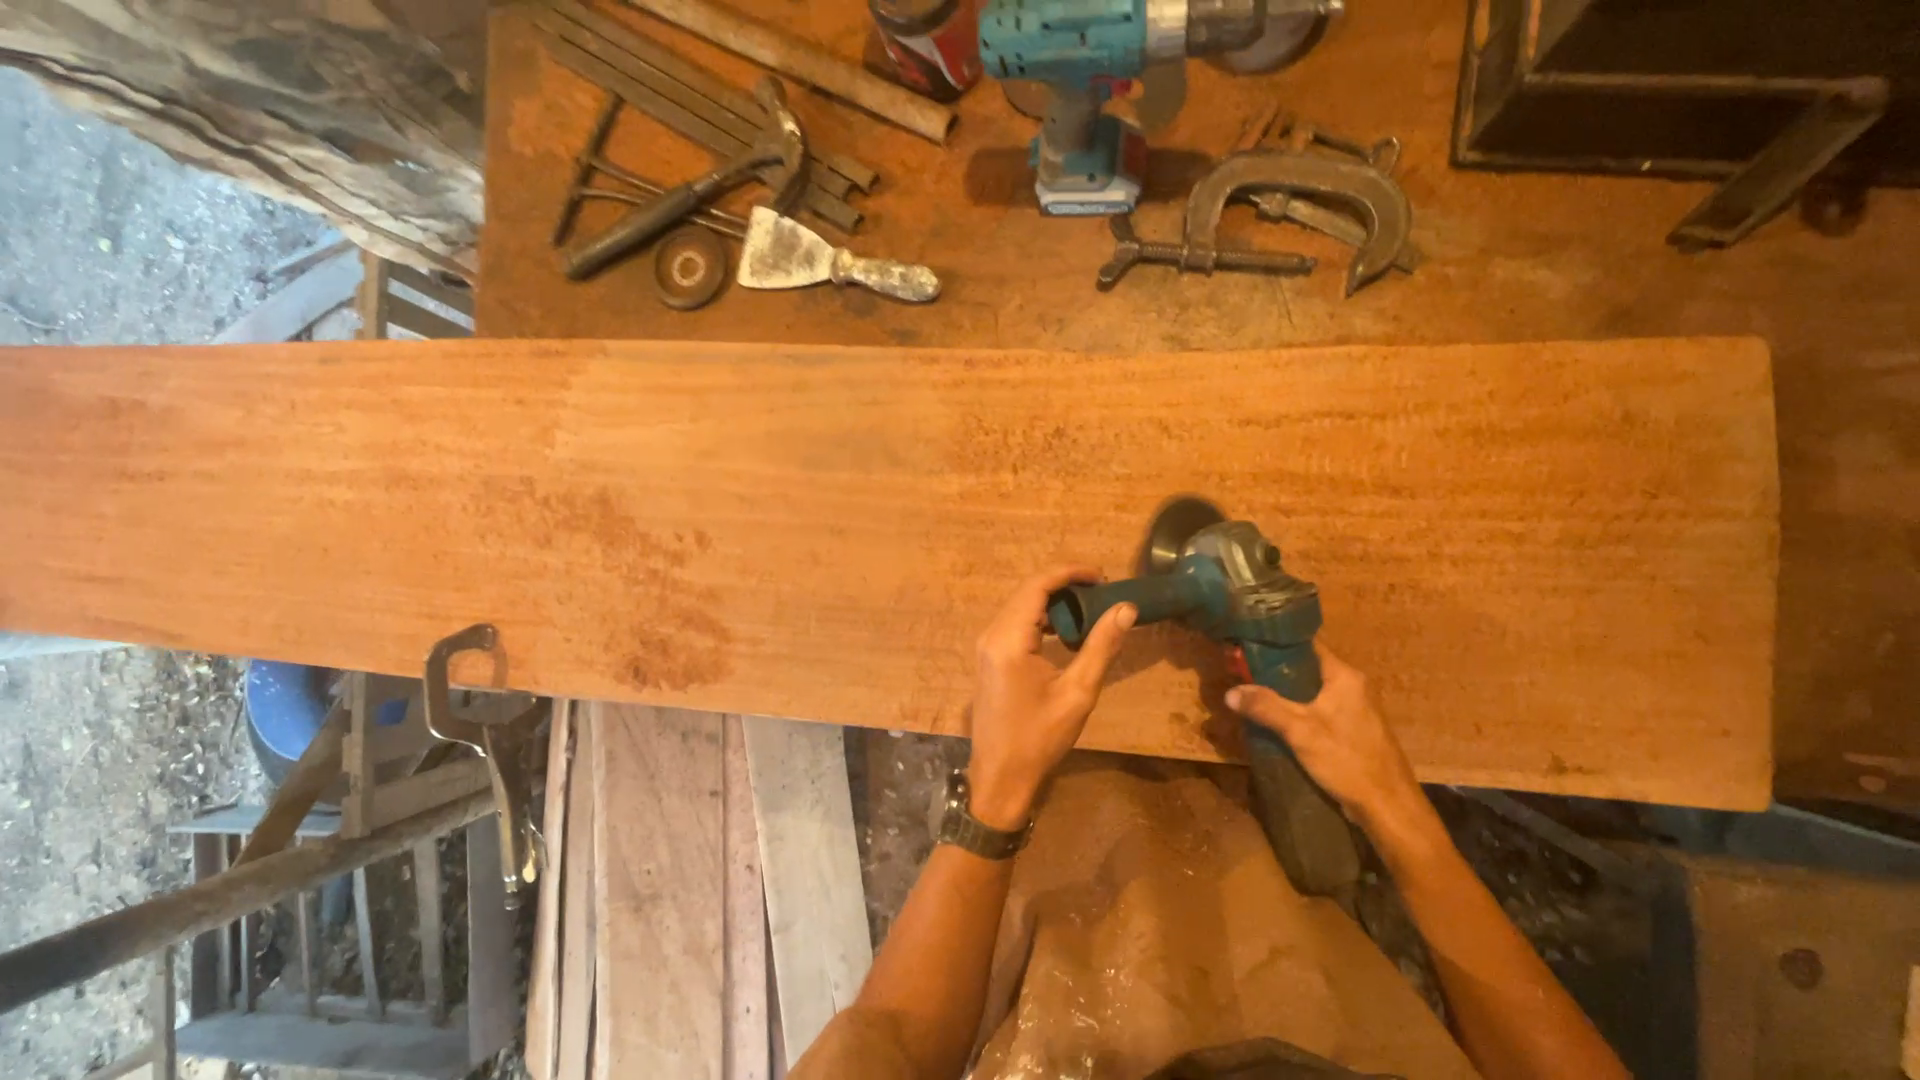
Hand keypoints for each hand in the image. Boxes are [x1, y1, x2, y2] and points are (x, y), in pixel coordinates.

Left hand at [966, 566, 1136, 828]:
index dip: (1069, 573)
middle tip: (1100, 592)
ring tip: (1088, 609)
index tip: (1101, 575)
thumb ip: (1101, 646)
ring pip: (1019, 607)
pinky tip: (1064, 632)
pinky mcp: (988, 659)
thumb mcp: (1078, 693)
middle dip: (1063, 585)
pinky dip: (1039, 619)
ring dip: (1051, 602)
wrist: (1000, 776)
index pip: (1037, 586)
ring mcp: (985, 647)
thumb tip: (1125, 609)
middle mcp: (991, 636)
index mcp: (1009, 640)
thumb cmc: (1040, 738)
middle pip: (1026, 592)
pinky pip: (1013, 624)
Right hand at [1226, 644, 1422, 830]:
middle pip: (1308, 670)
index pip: (1307, 646)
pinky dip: (1299, 715)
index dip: (1277, 645)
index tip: (1248, 649)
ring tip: (1254, 699)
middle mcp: (1353, 687)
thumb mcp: (1300, 731)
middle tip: (1244, 677)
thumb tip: (1230, 692)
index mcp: (1345, 677)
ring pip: (1313, 694)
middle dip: (1276, 674)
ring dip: (1286, 697)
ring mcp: (1355, 710)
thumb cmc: (1347, 760)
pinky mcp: (1353, 732)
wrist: (1387, 806)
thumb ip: (1265, 708)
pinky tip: (1278, 726)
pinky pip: (1320, 713)